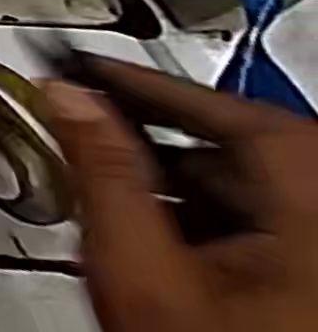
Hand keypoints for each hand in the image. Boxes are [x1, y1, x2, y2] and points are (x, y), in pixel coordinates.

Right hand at [45, 57, 317, 331]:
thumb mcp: (133, 264)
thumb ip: (100, 172)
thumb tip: (65, 95)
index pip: (259, 128)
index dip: (169, 88)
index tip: (99, 69)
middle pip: (262, 157)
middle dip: (165, 128)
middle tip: (94, 110)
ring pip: (271, 192)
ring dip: (185, 169)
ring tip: (113, 170)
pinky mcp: (314, 288)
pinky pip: (284, 227)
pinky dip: (215, 207)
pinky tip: (161, 220)